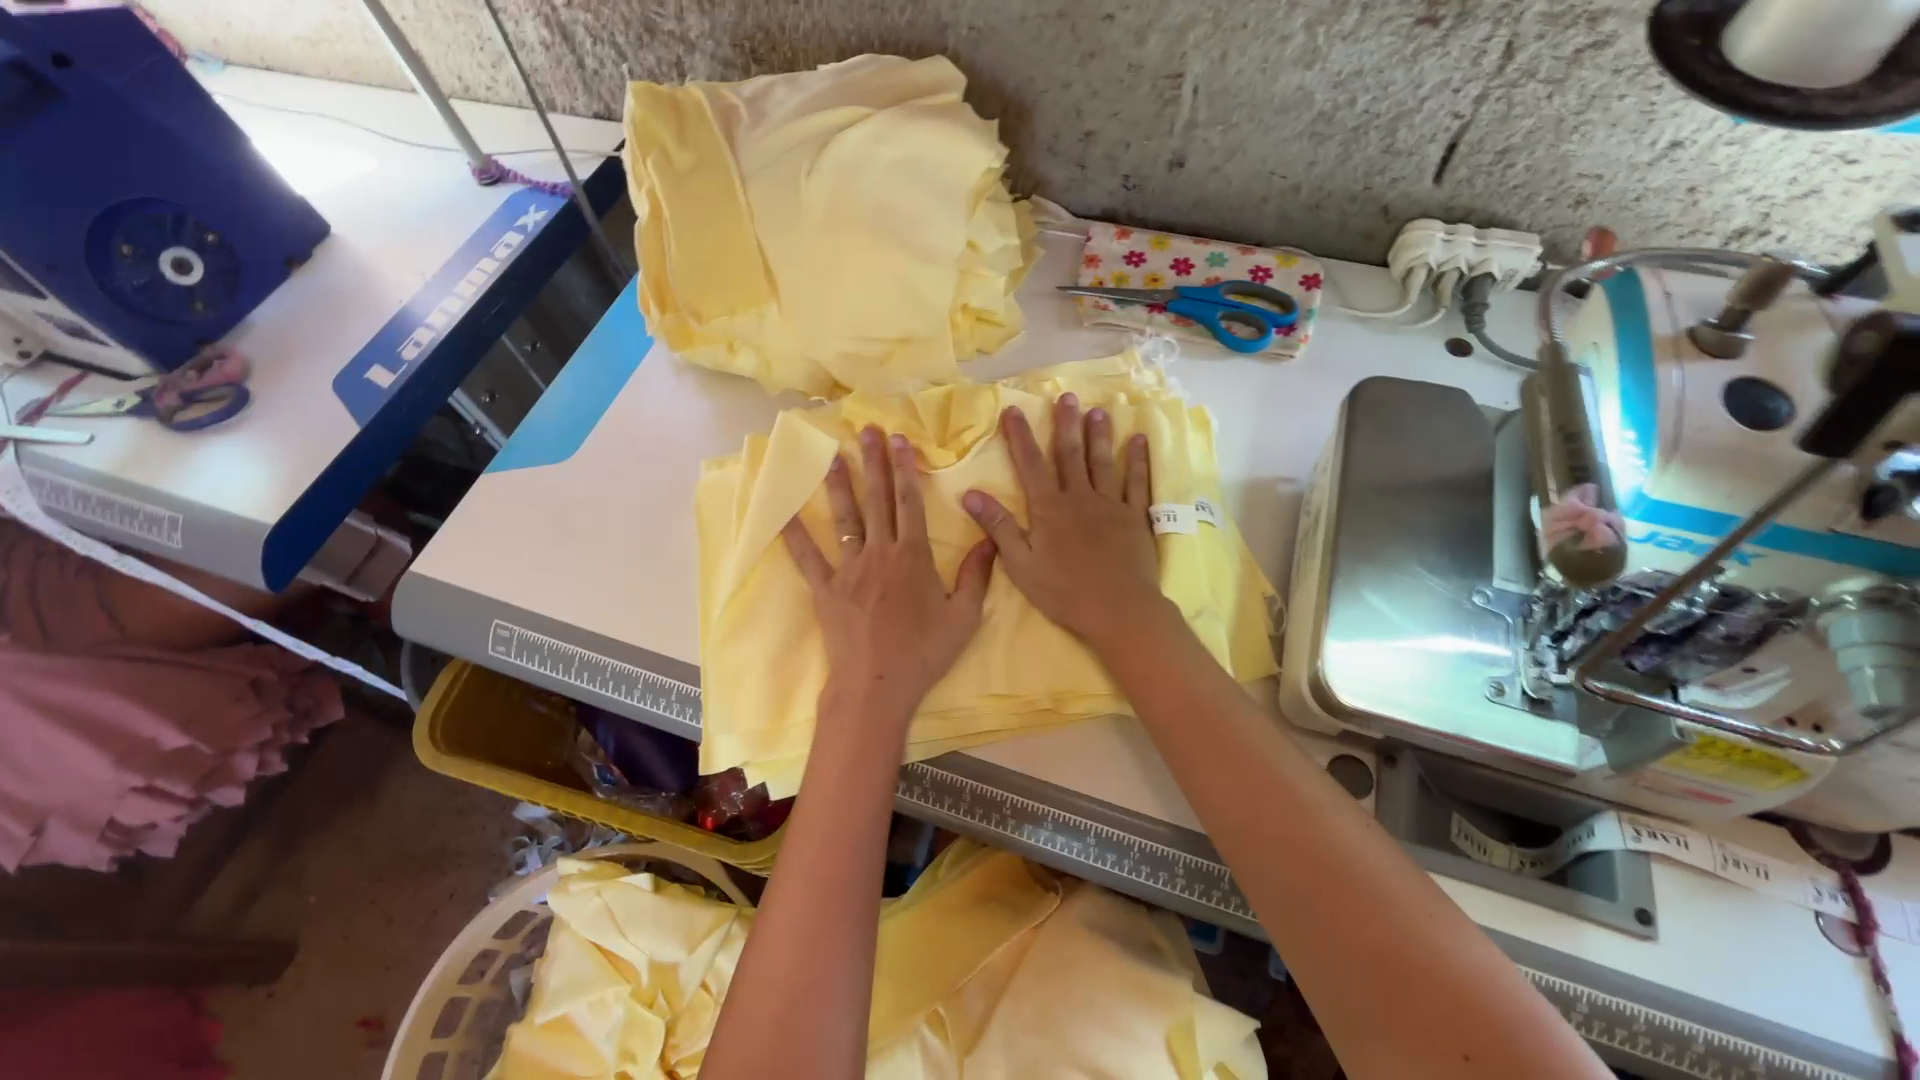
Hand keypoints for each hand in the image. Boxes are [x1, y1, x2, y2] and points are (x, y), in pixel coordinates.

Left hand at [782, 426, 996, 726]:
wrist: (878, 685)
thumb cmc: (924, 653)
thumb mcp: (963, 616)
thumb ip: (976, 574)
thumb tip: (990, 538)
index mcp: (914, 556)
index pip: (910, 502)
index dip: (905, 469)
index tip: (900, 440)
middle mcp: (880, 553)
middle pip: (876, 499)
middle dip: (873, 462)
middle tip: (867, 430)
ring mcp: (848, 570)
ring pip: (844, 519)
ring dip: (839, 485)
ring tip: (831, 455)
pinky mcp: (825, 589)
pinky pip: (807, 557)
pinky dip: (795, 534)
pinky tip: (783, 512)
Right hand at [962, 393, 1168, 653]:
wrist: (1119, 609)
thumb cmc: (1064, 592)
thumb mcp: (1021, 564)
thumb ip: (999, 527)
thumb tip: (970, 494)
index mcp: (1049, 509)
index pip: (1030, 464)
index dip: (1020, 436)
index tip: (1013, 409)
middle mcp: (1080, 498)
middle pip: (1070, 454)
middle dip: (1065, 424)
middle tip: (1066, 396)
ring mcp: (1111, 505)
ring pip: (1103, 462)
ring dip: (1099, 435)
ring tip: (1098, 410)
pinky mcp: (1136, 517)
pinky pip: (1138, 482)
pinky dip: (1139, 460)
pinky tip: (1139, 441)